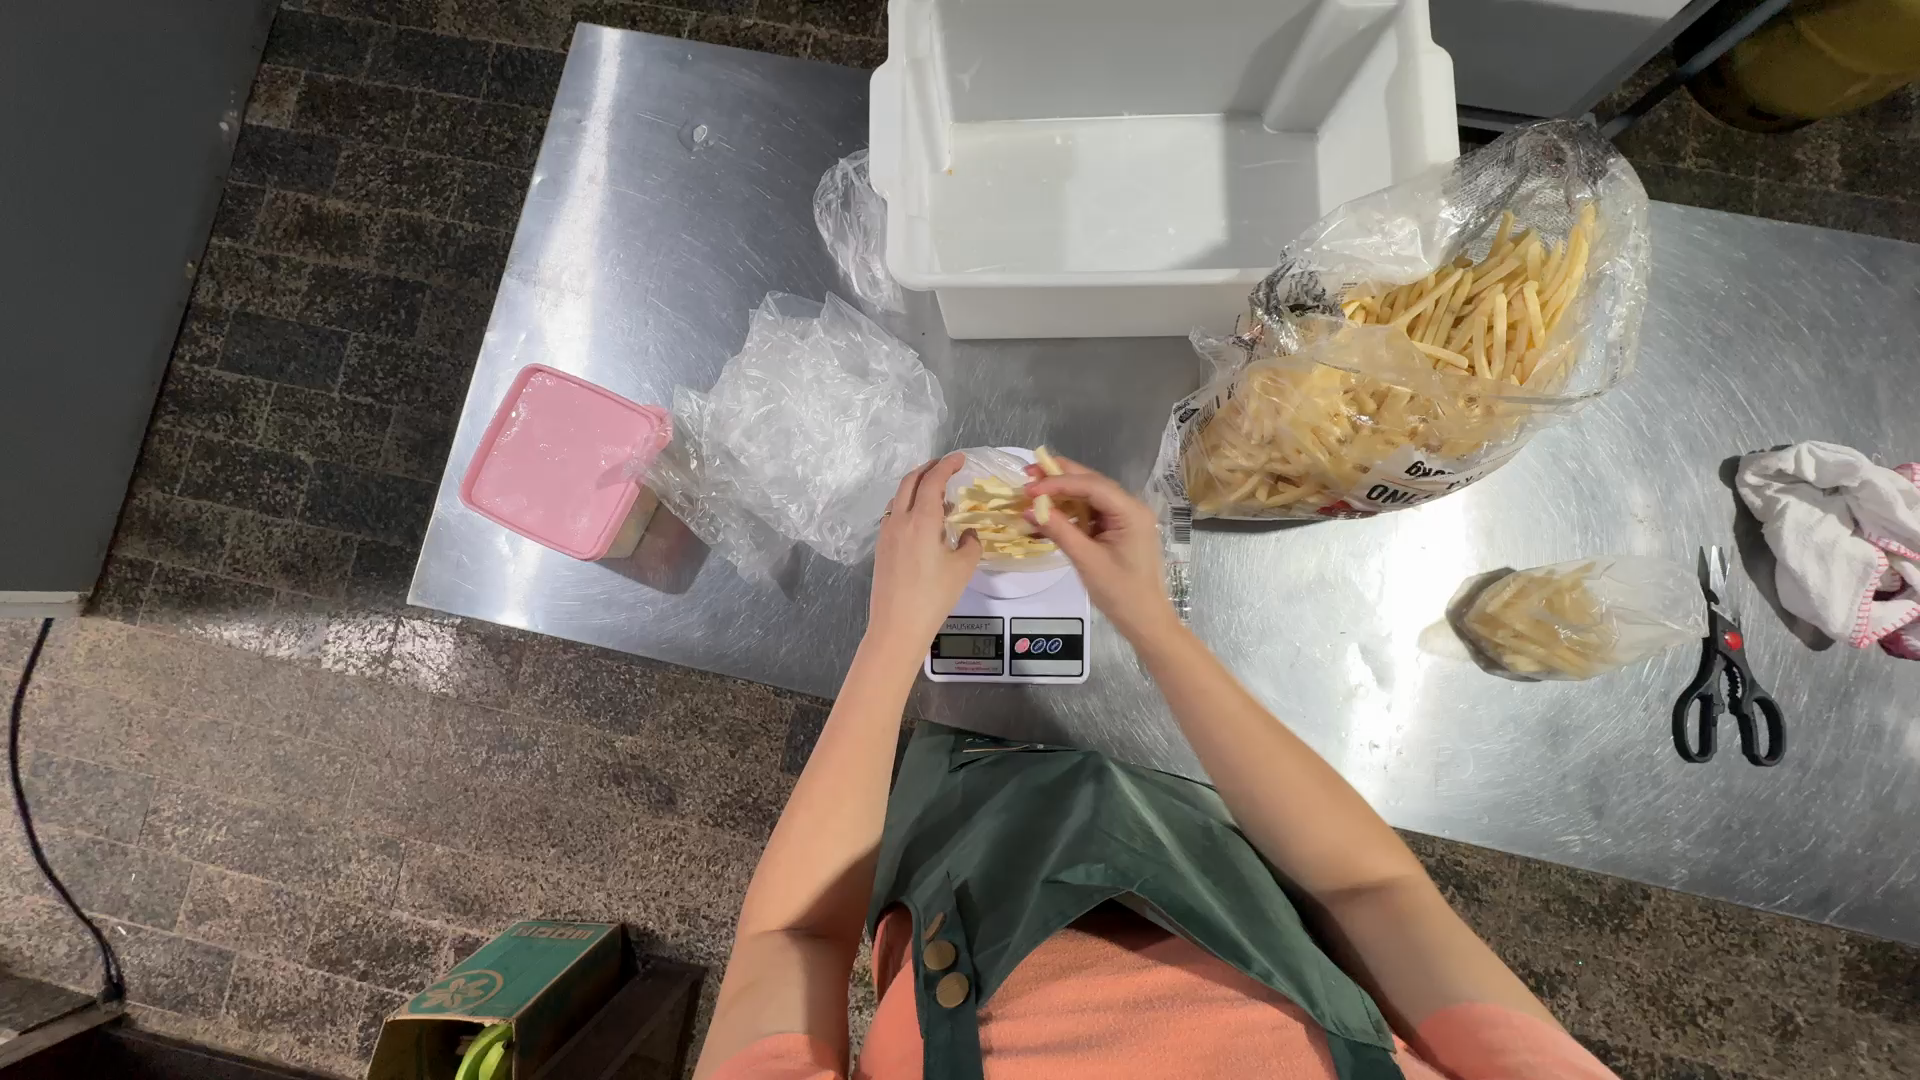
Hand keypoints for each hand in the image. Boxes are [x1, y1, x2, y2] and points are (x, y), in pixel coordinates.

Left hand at [867, 453, 981, 653]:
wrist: (897, 625)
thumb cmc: (934, 597)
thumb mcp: (963, 568)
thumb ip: (970, 544)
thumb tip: (967, 533)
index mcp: (921, 520)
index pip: (933, 480)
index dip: (947, 465)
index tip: (960, 458)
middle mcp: (899, 520)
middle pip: (910, 481)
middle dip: (928, 468)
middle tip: (946, 466)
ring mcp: (886, 533)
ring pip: (899, 496)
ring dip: (917, 486)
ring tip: (938, 494)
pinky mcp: (882, 546)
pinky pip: (894, 513)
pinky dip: (909, 505)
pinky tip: (924, 520)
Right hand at [1023, 457, 1176, 639]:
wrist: (1145, 620)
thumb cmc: (1121, 592)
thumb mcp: (1086, 560)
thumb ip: (1059, 530)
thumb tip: (1029, 509)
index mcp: (1131, 511)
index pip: (1091, 485)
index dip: (1058, 483)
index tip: (1029, 488)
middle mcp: (1130, 507)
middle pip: (1092, 483)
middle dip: (1059, 477)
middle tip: (1028, 474)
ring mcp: (1125, 518)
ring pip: (1089, 496)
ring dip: (1061, 494)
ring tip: (1033, 492)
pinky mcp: (1117, 530)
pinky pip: (1091, 513)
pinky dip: (1069, 511)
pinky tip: (1049, 513)